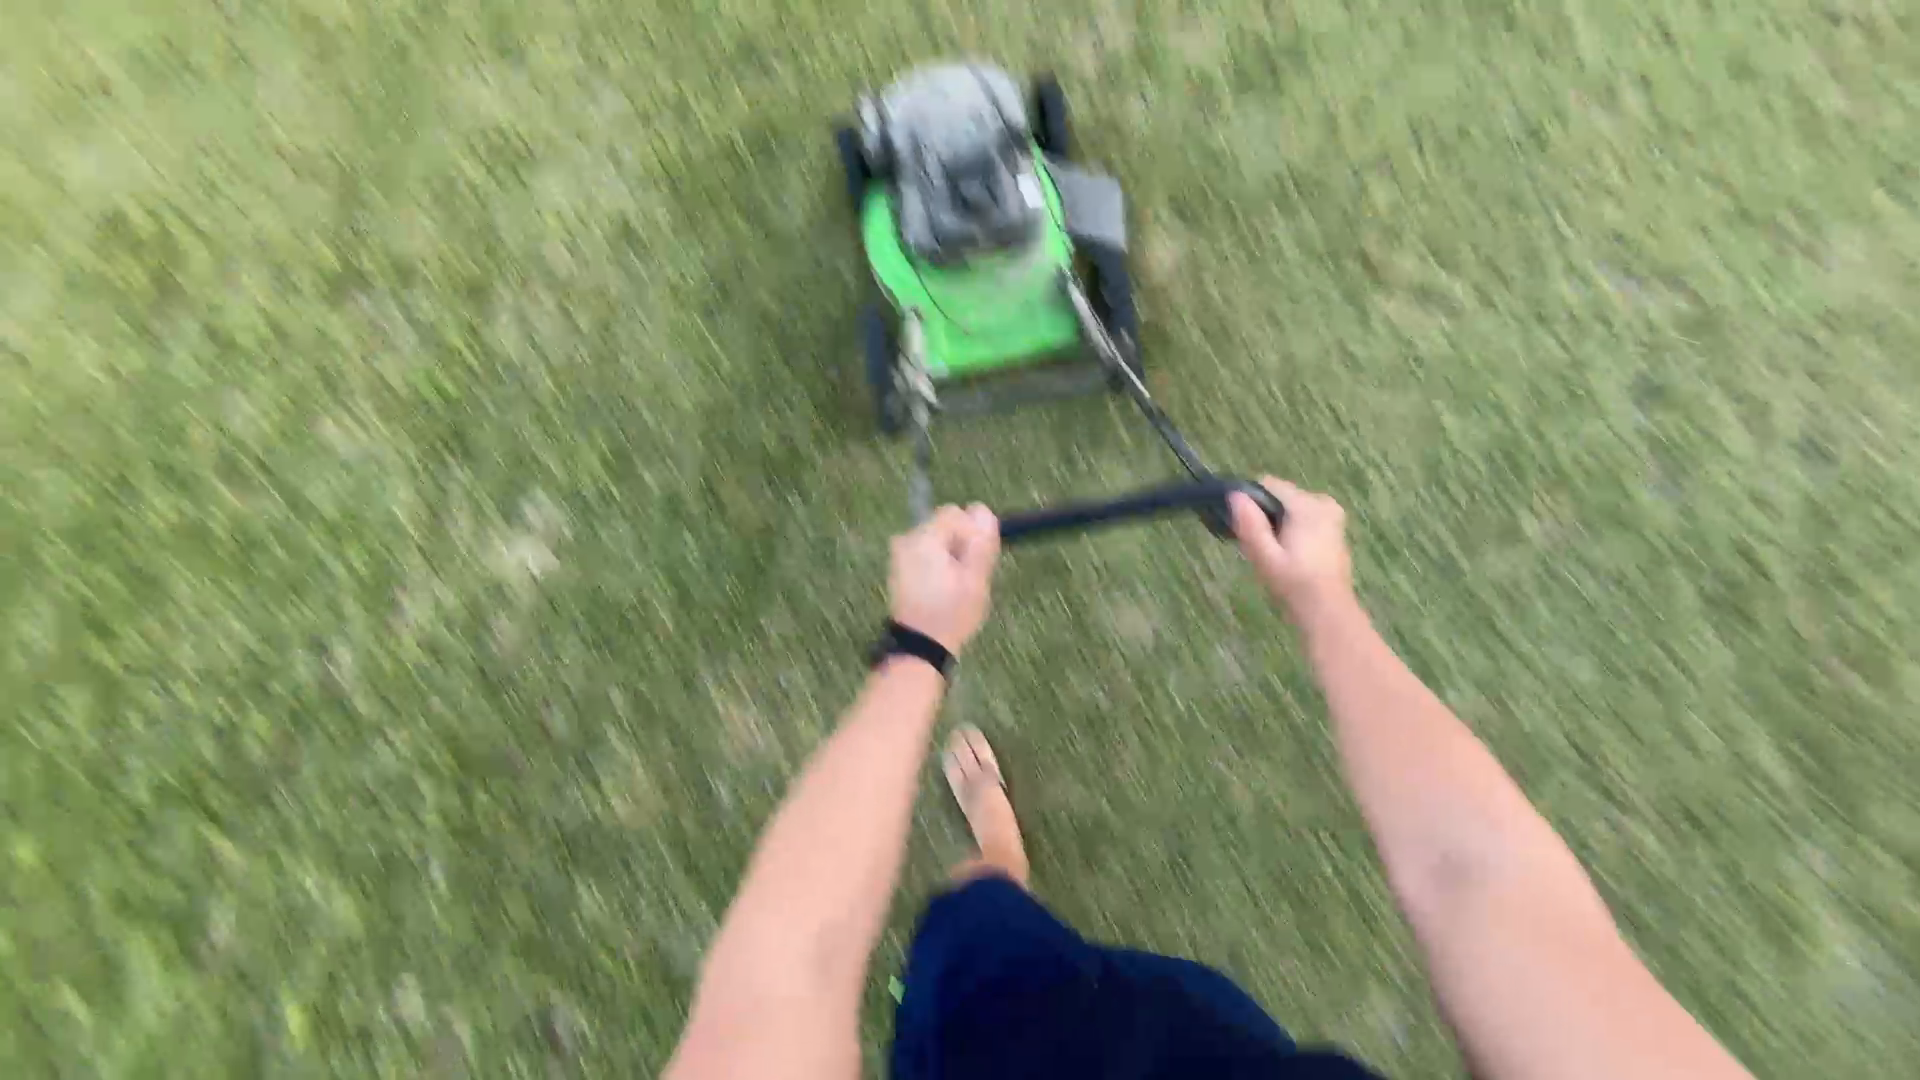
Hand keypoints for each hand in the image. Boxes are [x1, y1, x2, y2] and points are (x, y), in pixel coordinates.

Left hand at [889, 504, 1000, 653]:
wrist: (919, 647)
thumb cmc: (951, 613)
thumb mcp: (975, 579)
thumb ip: (980, 541)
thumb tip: (981, 509)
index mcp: (923, 538)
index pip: (954, 513)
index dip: (970, 533)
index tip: (974, 561)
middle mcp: (906, 540)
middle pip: (944, 525)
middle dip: (960, 544)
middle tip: (967, 576)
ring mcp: (899, 555)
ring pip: (936, 541)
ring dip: (950, 556)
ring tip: (956, 587)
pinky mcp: (898, 569)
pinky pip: (926, 555)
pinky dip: (938, 566)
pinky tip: (943, 590)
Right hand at [1229, 477, 1353, 618]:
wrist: (1327, 609)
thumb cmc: (1293, 583)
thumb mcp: (1265, 556)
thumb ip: (1250, 523)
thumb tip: (1234, 494)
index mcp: (1307, 505)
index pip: (1268, 484)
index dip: (1251, 501)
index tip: (1245, 527)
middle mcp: (1323, 501)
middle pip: (1280, 495)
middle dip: (1265, 514)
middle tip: (1260, 546)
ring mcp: (1332, 513)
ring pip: (1290, 506)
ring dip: (1277, 522)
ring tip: (1274, 551)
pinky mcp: (1334, 526)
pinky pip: (1304, 515)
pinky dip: (1292, 527)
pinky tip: (1289, 552)